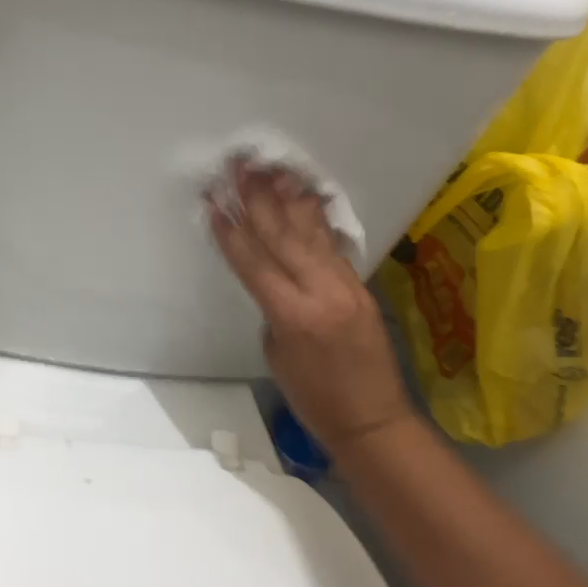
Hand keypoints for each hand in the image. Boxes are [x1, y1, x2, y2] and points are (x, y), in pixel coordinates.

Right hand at [208, 165, 415, 456]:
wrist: (373, 420)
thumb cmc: (315, 400)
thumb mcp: (278, 355)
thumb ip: (274, 309)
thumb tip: (274, 277)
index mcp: (292, 315)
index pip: (254, 262)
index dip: (231, 230)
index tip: (214, 200)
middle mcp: (321, 291)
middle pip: (282, 236)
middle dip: (257, 198)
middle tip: (240, 166)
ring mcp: (346, 285)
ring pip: (311, 232)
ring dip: (288, 198)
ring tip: (271, 168)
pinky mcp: (361, 285)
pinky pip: (333, 244)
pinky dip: (317, 218)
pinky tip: (305, 195)